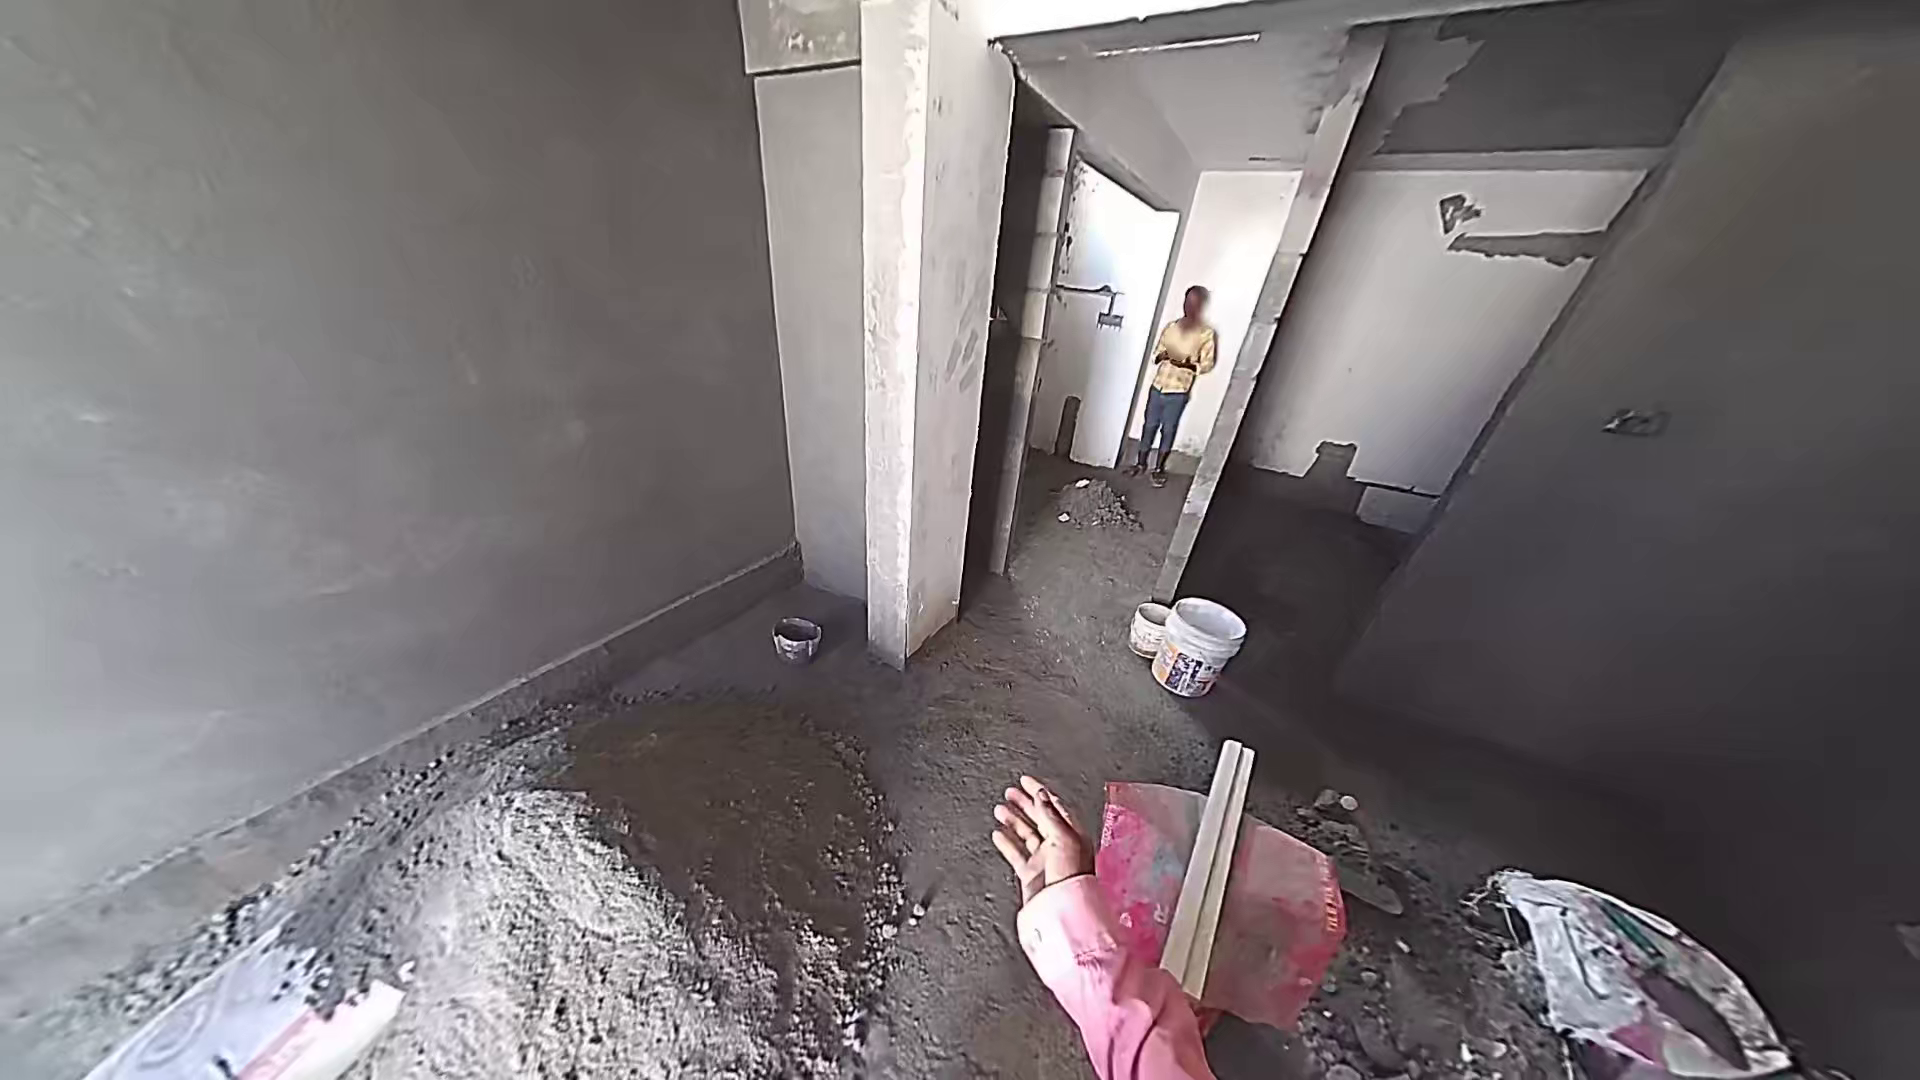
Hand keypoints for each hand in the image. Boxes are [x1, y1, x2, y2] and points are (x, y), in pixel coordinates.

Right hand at [992, 776, 1093, 904]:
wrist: (1062, 911)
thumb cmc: (1071, 876)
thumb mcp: (1063, 838)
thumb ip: (1050, 815)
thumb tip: (1041, 794)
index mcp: (1070, 834)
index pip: (1053, 806)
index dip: (1039, 791)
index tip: (1025, 781)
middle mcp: (1058, 844)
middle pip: (1038, 817)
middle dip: (1024, 803)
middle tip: (1009, 792)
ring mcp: (1044, 859)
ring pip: (1025, 833)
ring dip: (1012, 820)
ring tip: (999, 808)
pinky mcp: (1031, 873)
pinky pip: (1016, 853)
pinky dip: (1006, 842)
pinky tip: (998, 833)